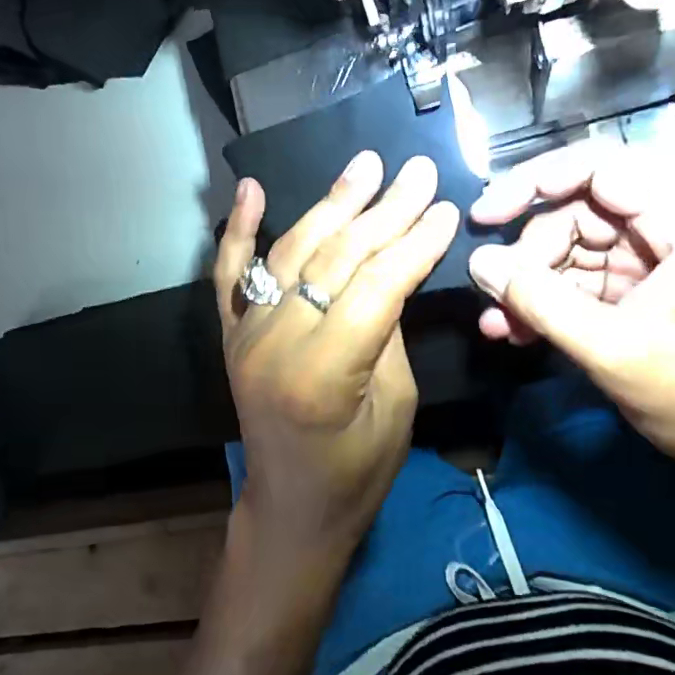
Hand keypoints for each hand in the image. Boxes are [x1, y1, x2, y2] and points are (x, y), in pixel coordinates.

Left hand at [213, 152, 460, 562]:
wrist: (293, 508)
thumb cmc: (358, 470)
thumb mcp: (396, 402)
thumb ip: (389, 328)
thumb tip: (397, 265)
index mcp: (323, 373)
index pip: (377, 285)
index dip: (415, 243)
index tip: (445, 207)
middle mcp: (275, 344)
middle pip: (337, 258)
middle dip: (384, 210)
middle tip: (415, 171)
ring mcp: (245, 334)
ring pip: (292, 251)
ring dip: (332, 204)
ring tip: (365, 166)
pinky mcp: (232, 332)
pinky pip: (230, 272)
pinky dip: (240, 228)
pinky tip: (252, 189)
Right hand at [466, 143, 674, 515]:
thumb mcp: (621, 353)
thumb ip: (543, 303)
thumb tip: (478, 263)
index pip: (598, 166)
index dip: (532, 184)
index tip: (484, 218)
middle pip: (586, 211)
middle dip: (533, 257)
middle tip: (494, 300)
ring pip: (586, 249)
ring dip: (540, 286)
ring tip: (499, 326)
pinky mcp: (665, 286)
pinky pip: (602, 280)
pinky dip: (565, 304)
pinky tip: (524, 331)